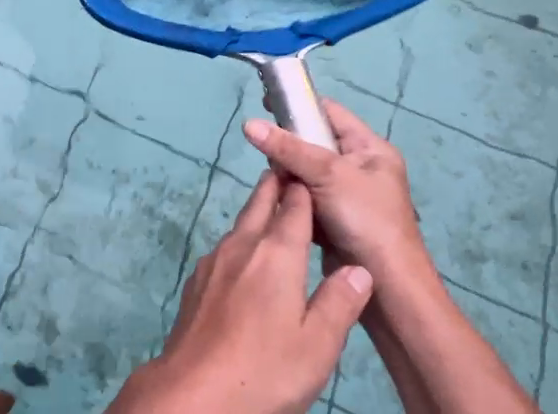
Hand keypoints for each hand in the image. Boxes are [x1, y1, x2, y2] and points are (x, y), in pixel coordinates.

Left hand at [107, 174, 372, 413]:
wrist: (198, 387)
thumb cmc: (268, 367)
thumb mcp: (319, 343)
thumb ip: (339, 302)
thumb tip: (359, 268)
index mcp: (276, 255)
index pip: (294, 209)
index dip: (305, 190)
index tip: (312, 171)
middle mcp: (242, 247)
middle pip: (260, 205)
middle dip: (275, 187)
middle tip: (287, 170)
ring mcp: (215, 261)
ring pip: (240, 225)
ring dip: (257, 212)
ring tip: (272, 208)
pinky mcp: (199, 279)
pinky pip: (226, 247)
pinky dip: (243, 240)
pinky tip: (248, 256)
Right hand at [243, 100, 427, 279]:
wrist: (388, 286)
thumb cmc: (366, 220)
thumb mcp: (328, 175)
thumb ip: (287, 148)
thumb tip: (248, 123)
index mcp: (370, 149)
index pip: (329, 112)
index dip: (298, 105)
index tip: (264, 104)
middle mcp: (359, 168)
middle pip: (311, 142)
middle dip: (288, 149)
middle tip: (273, 160)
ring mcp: (346, 194)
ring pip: (303, 172)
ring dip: (288, 178)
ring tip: (280, 188)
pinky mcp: (334, 218)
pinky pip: (304, 197)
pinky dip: (292, 200)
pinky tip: (284, 208)